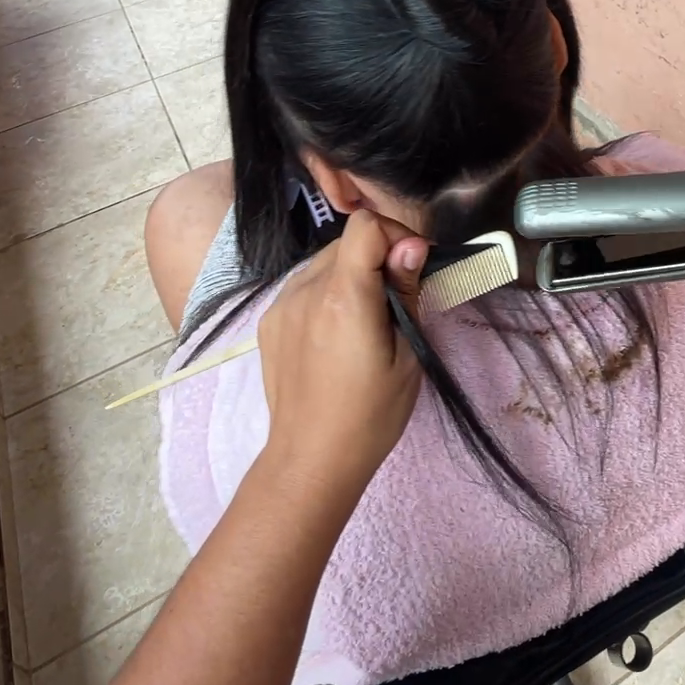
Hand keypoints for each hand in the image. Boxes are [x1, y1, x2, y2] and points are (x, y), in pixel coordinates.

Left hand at [256, 210, 428, 492]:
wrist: (311, 460)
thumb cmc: (372, 414)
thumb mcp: (407, 355)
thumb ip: (406, 292)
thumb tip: (413, 245)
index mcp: (343, 297)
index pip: (365, 225)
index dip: (396, 234)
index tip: (413, 267)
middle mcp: (305, 290)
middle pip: (347, 241)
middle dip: (379, 256)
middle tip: (398, 299)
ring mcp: (281, 304)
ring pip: (326, 261)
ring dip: (353, 273)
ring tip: (367, 319)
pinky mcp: (270, 320)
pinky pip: (306, 285)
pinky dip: (329, 292)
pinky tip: (338, 333)